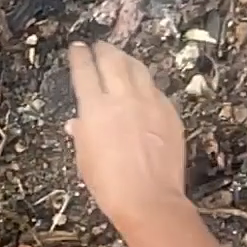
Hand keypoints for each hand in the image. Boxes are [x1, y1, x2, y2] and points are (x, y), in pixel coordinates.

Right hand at [65, 41, 192, 230]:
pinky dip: (146, 83)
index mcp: (95, 109)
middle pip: (112, 60)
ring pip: (137, 68)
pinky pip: (156, 89)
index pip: (84, 70)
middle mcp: (122, 98)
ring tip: (121, 58)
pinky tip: (143, 87)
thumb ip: (82, 134)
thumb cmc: (110, 185)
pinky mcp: (169, 113)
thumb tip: (77, 123)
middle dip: (104, 50)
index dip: (79, 56)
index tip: (77, 48)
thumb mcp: (85, 160)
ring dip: (126, 59)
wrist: (148, 199)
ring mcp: (149, 103)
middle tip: (99, 47)